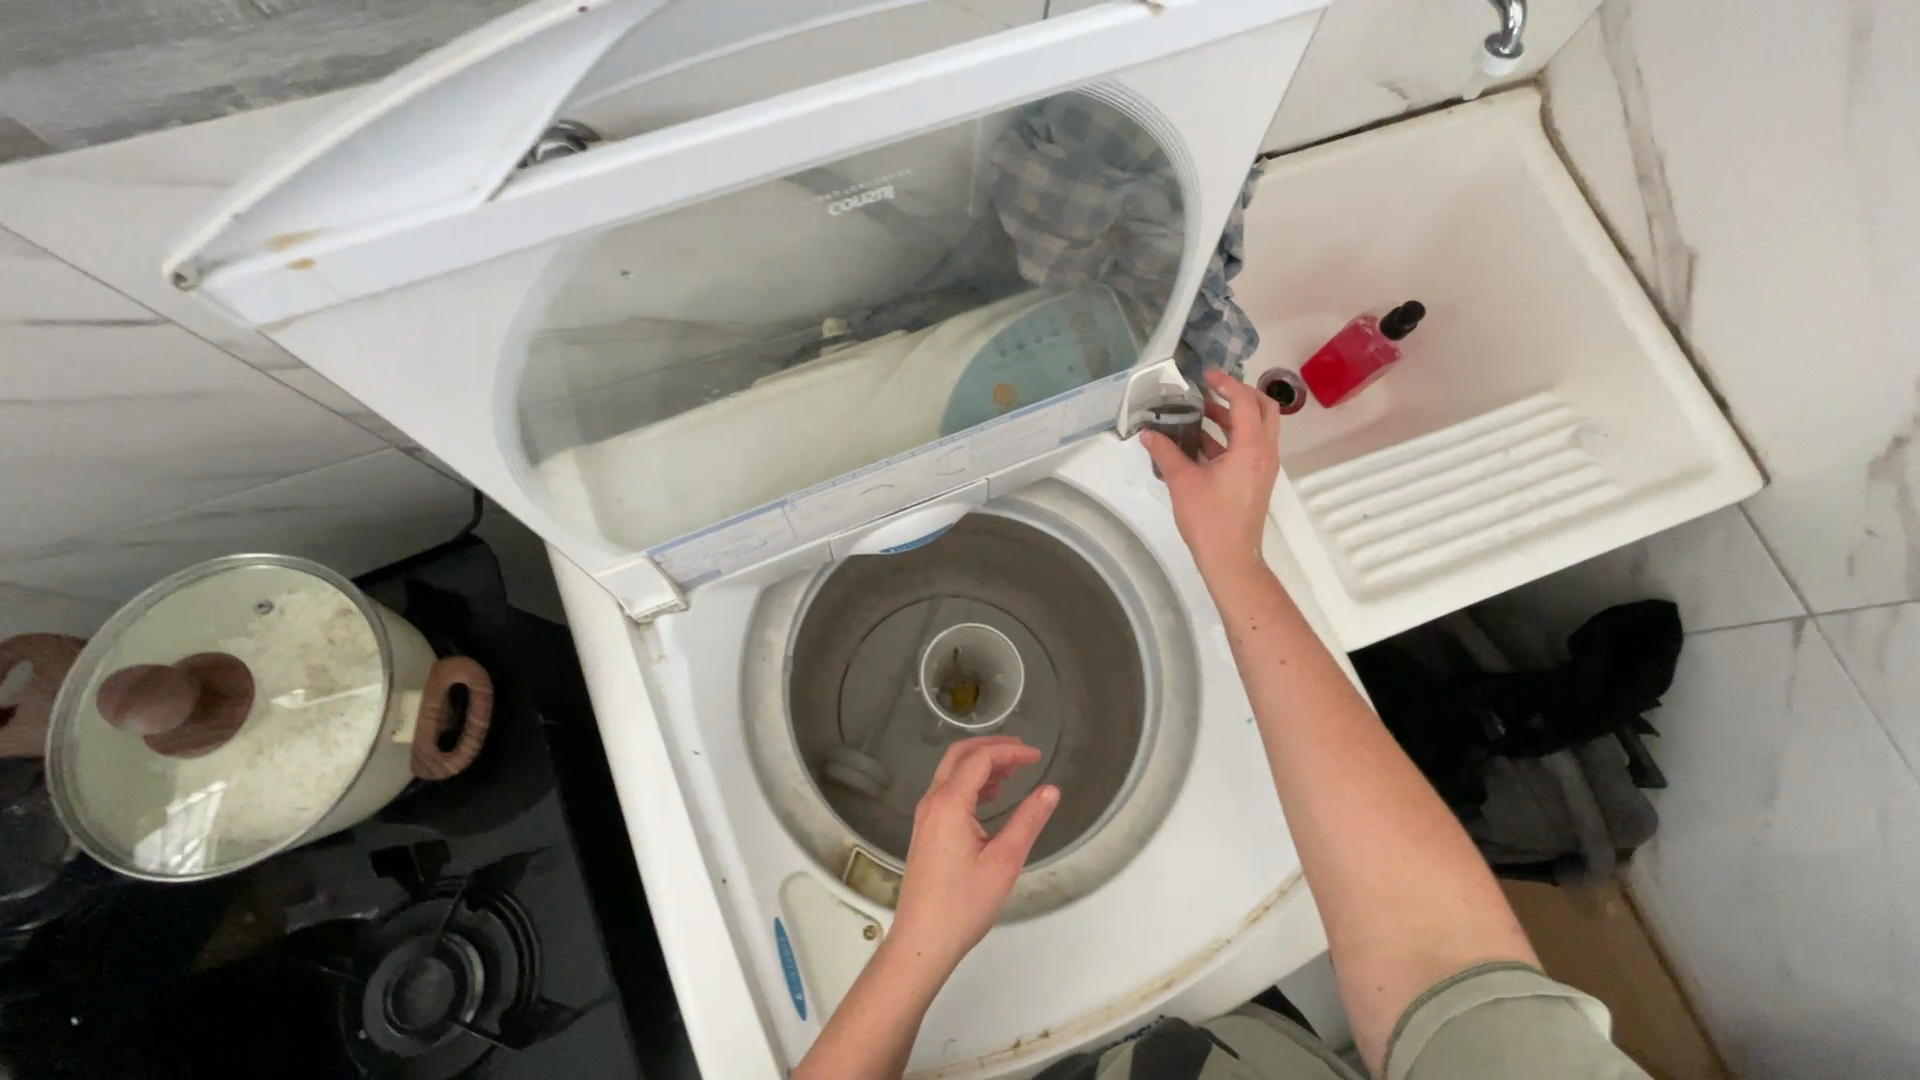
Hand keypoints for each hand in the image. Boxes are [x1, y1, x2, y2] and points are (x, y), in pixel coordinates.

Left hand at [890, 736, 1059, 972]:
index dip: (1010, 751)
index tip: (1036, 756)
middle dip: (992, 748)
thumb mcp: (1004, 862)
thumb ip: (1028, 821)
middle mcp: (932, 802)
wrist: (922, 941)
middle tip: (1023, 754)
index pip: (979, 759)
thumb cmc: (964, 905)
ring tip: (1013, 773)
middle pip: (959, 755)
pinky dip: (970, 782)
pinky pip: (947, 791)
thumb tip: (1050, 790)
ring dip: (981, 764)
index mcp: (949, 804)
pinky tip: (992, 798)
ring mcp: (924, 816)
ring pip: (951, 772)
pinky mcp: (925, 830)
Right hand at [1141, 368, 1280, 579]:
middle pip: (1264, 408)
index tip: (1205, 377)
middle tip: (1214, 389)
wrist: (1230, 558)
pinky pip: (1250, 446)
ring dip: (1234, 415)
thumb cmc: (1209, 519)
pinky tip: (1201, 441)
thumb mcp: (1182, 482)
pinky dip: (1231, 437)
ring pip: (1258, 428)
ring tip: (1202, 412)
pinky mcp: (1257, 478)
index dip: (1226, 383)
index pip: (1245, 401)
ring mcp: (1263, 466)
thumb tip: (1148, 434)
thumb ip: (1166, 453)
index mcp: (1251, 448)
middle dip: (1240, 394)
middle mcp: (1264, 452)